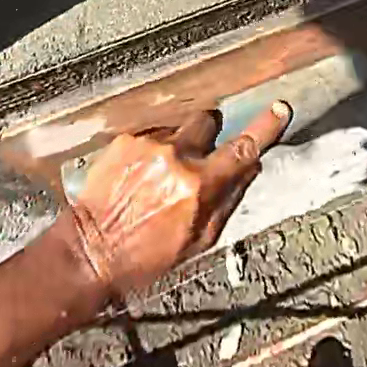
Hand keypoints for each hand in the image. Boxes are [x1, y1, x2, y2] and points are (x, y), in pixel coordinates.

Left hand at [62, 101, 291, 297]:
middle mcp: (176, 158)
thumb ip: (228, 200)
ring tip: (158, 172)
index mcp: (198, 186)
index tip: (280, 108)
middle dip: (207, 135)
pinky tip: (138, 174)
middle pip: (208, 122)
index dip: (265, 127)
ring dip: (177, 143)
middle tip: (195, 157)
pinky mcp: (125, 140)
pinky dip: (150, 149)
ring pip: (178, 127)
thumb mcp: (197, 241)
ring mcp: (149, 145)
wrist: (87, 254)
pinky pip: (151, 133)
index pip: (242, 148)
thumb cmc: (143, 258)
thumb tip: (249, 168)